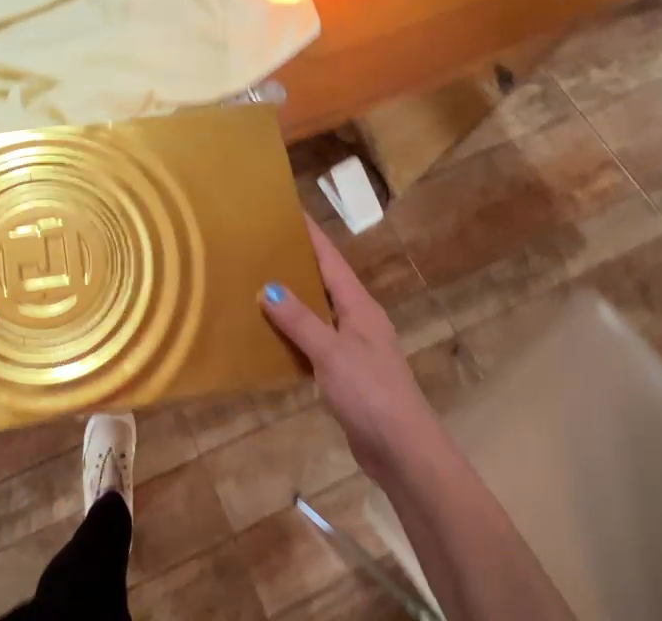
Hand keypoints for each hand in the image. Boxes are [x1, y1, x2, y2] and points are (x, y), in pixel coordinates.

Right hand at [260, 218, 443, 481]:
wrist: (403, 450)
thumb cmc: (371, 392)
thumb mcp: (331, 353)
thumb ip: (300, 320)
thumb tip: (267, 286)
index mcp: (360, 307)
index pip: (331, 260)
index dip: (311, 235)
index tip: (287, 210)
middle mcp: (359, 321)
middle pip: (325, 283)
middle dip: (297, 262)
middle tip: (261, 245)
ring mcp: (355, 349)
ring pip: (320, 313)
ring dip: (294, 299)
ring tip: (257, 283)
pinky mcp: (348, 375)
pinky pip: (316, 342)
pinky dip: (295, 334)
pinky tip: (272, 336)